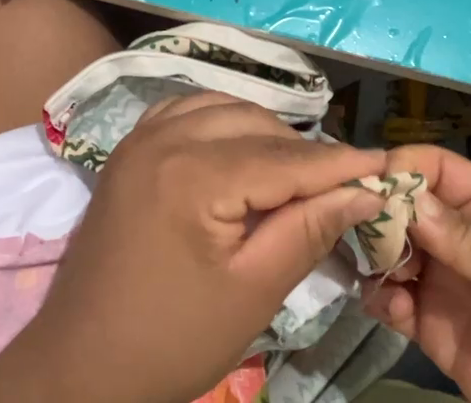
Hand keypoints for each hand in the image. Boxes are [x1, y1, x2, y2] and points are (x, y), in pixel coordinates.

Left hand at [0, 93, 387, 402]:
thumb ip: (306, 231)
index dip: (341, 163)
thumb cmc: (172, 338)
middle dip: (305, 150)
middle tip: (345, 183)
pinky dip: (221, 120)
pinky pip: (185, 112)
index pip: (286, 157)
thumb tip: (362, 191)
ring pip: (222, 108)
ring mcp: (139, 139)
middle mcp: (164, 138)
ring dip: (264, 131)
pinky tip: (239, 147)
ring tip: (298, 170)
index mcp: (194, 174)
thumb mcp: (252, 292)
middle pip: (256, 125)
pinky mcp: (127, 150)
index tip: (387, 166)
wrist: (83, 361)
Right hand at [363, 146, 470, 402]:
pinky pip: (395, 305)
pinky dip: (379, 297)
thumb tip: (407, 200)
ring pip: (394, 253)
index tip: (370, 181)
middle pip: (407, 208)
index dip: (404, 167)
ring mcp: (452, 290)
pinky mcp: (440, 337)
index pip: (440, 170)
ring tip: (366, 265)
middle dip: (376, 208)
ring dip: (372, 252)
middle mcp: (468, 244)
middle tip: (348, 223)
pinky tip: (384, 304)